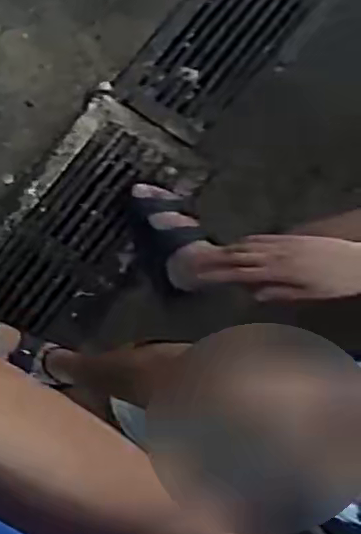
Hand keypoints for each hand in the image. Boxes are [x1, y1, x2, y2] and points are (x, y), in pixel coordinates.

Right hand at [192, 235, 360, 301]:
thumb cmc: (342, 283)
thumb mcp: (316, 294)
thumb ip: (283, 293)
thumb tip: (254, 296)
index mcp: (277, 272)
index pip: (237, 274)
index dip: (215, 275)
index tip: (198, 277)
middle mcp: (272, 257)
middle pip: (233, 257)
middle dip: (210, 260)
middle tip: (191, 261)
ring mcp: (278, 245)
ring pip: (242, 247)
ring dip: (223, 250)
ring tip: (210, 253)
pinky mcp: (287, 238)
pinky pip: (257, 238)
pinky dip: (242, 241)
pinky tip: (237, 244)